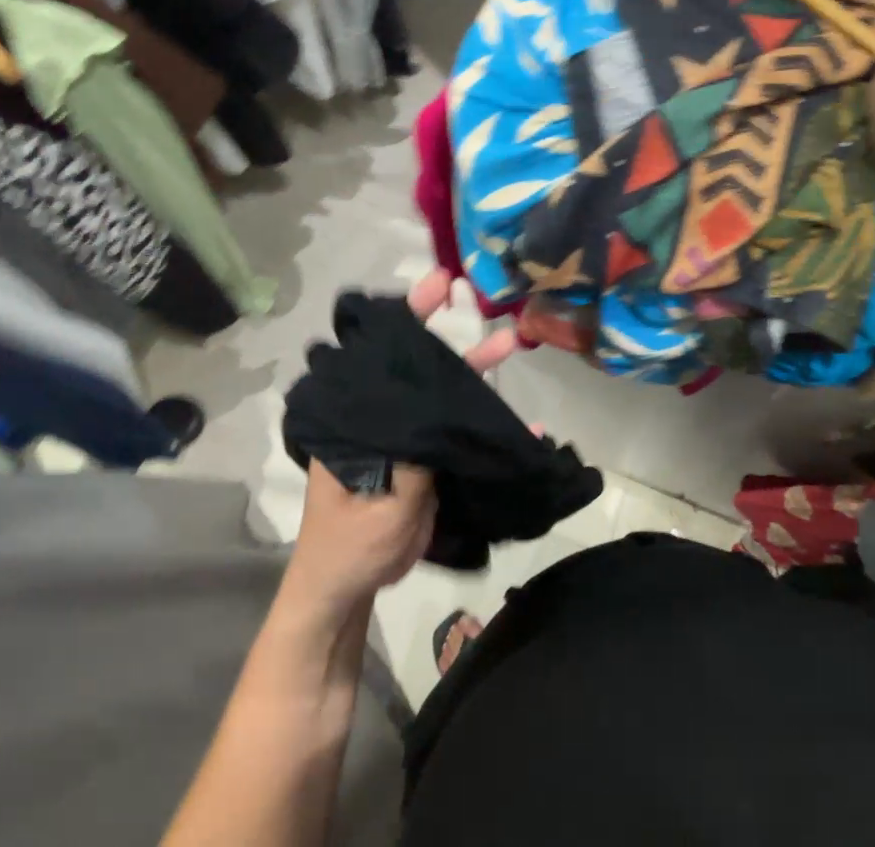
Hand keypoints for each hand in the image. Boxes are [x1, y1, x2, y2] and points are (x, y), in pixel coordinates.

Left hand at [283, 271, 522, 609]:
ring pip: (443, 397)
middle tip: (477, 298)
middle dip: (446, 333)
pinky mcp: (426, 464)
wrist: (347, 587)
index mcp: (356, 422)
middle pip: (415, 369)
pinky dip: (489, 428)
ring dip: (475, 374)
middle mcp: (380, 421)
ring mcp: (405, 442)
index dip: (408, 319)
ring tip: (512, 344)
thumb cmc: (349, 545)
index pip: (381, 359)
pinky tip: (526, 427)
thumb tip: (442, 416)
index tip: (438, 287)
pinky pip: (459, 436)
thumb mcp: (381, 504)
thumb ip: (413, 462)